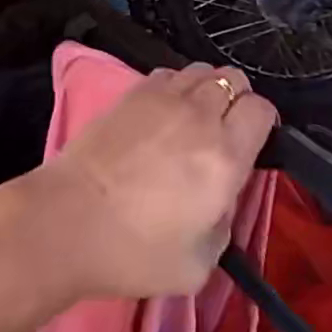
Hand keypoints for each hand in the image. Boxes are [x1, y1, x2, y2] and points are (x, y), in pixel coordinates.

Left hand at [19, 62, 275, 300]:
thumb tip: (220, 197)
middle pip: (235, 79)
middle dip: (238, 99)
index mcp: (225, 155)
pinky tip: (164, 111)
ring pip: (202, 69)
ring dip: (207, 89)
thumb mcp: (199, 263)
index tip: (253, 142)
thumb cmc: (135, 251)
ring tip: (195, 117)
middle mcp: (200, 115)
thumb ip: (224, 222)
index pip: (262, 109)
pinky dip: (176, 86)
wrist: (68, 221)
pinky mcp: (132, 92)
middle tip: (225, 129)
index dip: (262, 122)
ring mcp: (163, 97)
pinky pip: (168, 73)